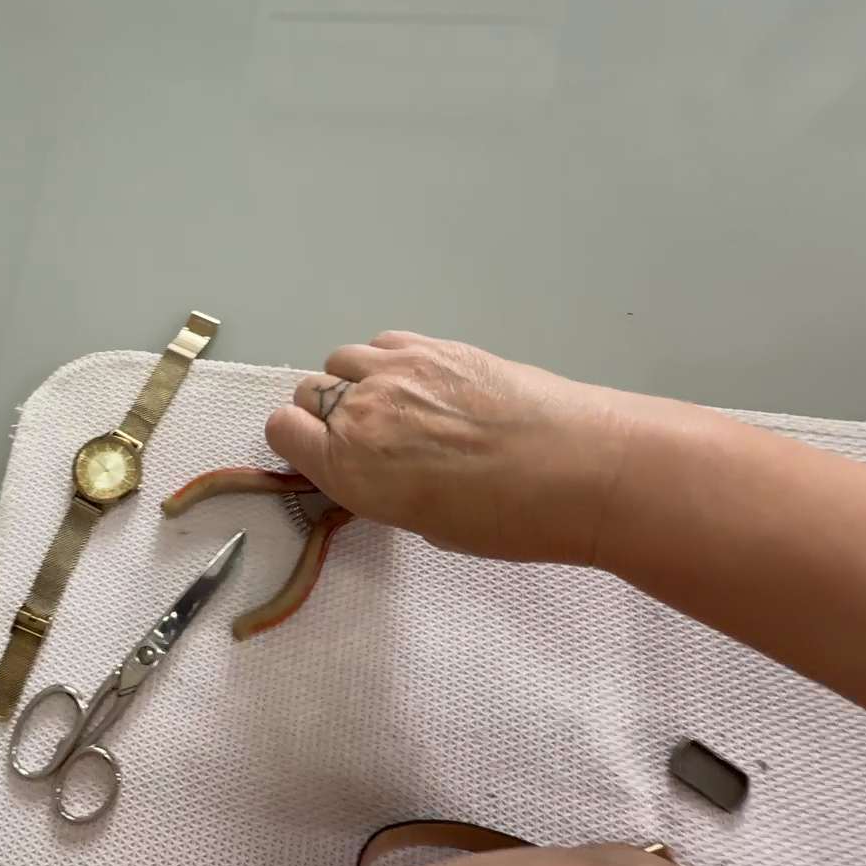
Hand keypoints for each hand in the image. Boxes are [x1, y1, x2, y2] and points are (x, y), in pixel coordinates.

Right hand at [265, 332, 663, 564]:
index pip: (281, 429)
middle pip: (307, 392)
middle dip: (324, 412)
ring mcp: (394, 370)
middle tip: (367, 432)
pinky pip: (383, 343)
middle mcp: (358, 412)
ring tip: (395, 401)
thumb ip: (374, 485)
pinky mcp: (432, 345)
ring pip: (341, 359)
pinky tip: (424, 381)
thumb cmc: (506, 520)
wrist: (583, 470)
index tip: (319, 451)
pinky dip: (389, 360)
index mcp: (349, 467)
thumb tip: (370, 462)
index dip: (297, 441)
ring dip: (355, 380)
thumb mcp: (419, 522)